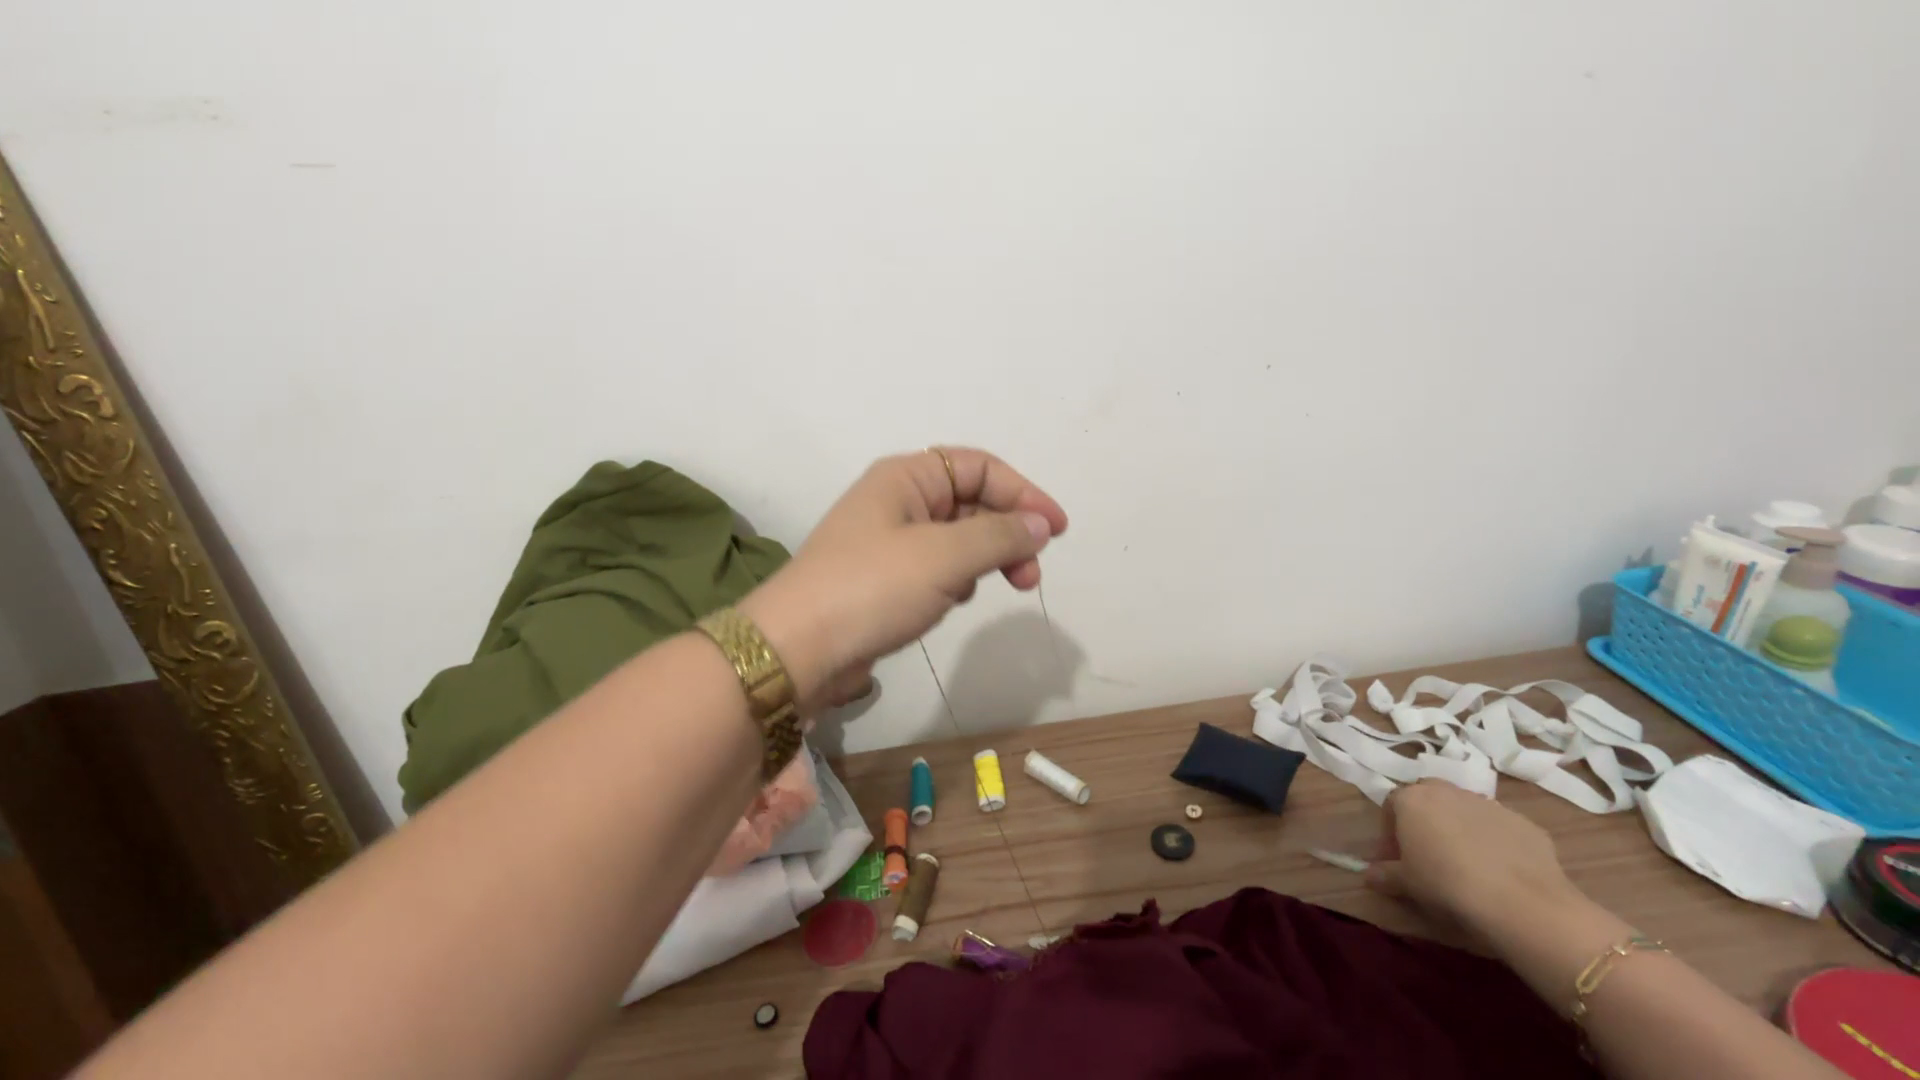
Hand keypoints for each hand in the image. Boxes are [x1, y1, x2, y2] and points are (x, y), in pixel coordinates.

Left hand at [739, 448, 1067, 710]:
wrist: (799, 649)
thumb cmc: (872, 588)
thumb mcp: (945, 556)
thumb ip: (1000, 536)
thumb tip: (1040, 524)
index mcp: (905, 477)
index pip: (979, 467)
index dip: (1023, 492)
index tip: (1057, 530)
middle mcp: (896, 500)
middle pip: (970, 500)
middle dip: (1008, 531)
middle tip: (1030, 575)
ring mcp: (887, 542)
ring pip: (956, 538)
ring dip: (986, 557)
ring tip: (1001, 588)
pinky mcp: (883, 581)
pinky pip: (937, 568)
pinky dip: (958, 579)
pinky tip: (957, 600)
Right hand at [1363, 779, 1582, 934]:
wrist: (1519, 899)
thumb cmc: (1445, 882)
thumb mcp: (1405, 883)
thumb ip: (1384, 874)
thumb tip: (1369, 875)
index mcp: (1413, 799)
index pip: (1391, 805)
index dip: (1389, 833)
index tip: (1394, 860)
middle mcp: (1449, 792)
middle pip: (1428, 798)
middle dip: (1424, 821)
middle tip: (1426, 855)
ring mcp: (1490, 804)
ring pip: (1465, 811)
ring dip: (1459, 830)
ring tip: (1464, 865)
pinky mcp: (1523, 822)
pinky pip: (1499, 829)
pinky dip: (1493, 843)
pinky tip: (1497, 873)